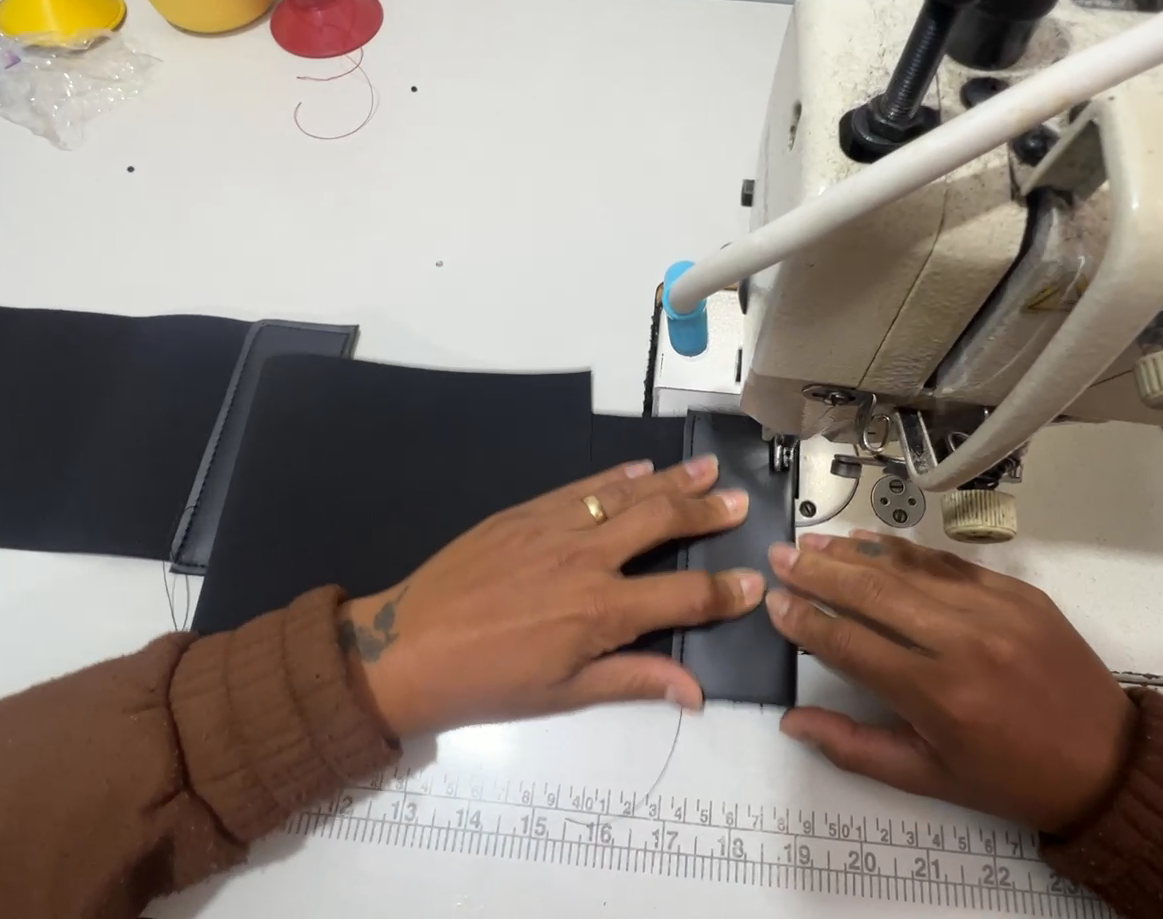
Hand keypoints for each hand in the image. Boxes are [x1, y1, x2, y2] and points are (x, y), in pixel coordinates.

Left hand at [339, 456, 765, 736]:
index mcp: (600, 611)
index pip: (684, 597)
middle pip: (662, 523)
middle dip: (707, 511)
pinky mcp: (526, 510)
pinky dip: (617, 475)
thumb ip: (634, 679)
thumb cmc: (488, 682)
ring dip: (672, 479)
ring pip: (627, 494)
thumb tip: (695, 691)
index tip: (756, 582)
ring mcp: (555, 526)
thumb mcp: (563, 695)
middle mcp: (587, 558)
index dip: (726, 591)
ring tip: (707, 466)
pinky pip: (583, 485)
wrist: (406, 646)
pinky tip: (641, 468)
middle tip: (739, 499)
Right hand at [765, 530, 1132, 832]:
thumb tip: (792, 720)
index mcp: (939, 696)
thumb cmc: (1011, 778)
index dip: (805, 621)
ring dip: (852, 553)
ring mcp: (995, 609)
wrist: (1111, 764)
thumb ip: (854, 746)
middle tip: (780, 555)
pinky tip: (870, 540)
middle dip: (817, 572)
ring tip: (812, 542)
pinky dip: (903, 550)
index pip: (850, 645)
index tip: (773, 602)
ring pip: (906, 568)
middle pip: (872, 594)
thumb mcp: (929, 779)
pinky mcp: (1018, 591)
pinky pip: (947, 562)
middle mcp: (964, 643)